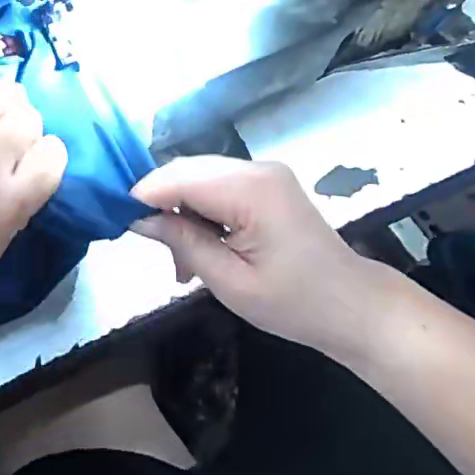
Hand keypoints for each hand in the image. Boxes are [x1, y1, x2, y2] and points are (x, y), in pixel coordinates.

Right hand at [131, 156, 406, 361]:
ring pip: (196, 176)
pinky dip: (199, 209)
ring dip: (179, 209)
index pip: (179, 178)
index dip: (145, 195)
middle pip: (185, 171)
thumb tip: (138, 219)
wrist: (355, 307)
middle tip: (154, 247)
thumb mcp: (231, 282)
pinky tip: (200, 244)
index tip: (120, 220)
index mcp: (251, 190)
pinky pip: (215, 184)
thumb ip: (182, 243)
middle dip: (161, 204)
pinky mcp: (264, 181)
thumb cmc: (296, 303)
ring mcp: (262, 171)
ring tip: (180, 259)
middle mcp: (256, 168)